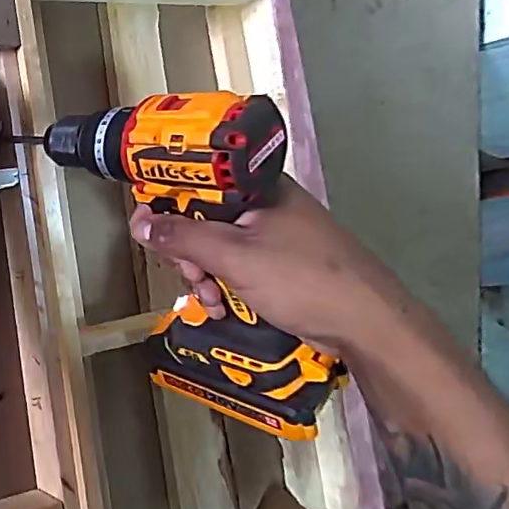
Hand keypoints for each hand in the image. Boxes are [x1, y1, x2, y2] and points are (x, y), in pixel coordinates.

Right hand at [129, 175, 418, 356]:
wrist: (368, 328)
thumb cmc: (304, 281)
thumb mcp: (233, 257)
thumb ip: (182, 236)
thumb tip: (140, 222)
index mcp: (257, 187)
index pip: (196, 180)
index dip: (167, 200)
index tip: (147, 225)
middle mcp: (263, 204)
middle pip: (200, 216)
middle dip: (186, 250)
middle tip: (189, 273)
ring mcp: (271, 235)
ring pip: (213, 244)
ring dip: (202, 272)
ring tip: (210, 297)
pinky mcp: (276, 262)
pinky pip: (232, 264)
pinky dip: (221, 283)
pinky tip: (222, 305)